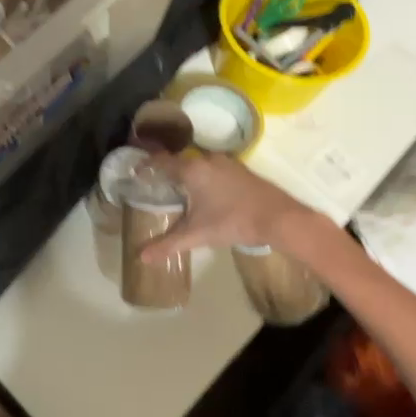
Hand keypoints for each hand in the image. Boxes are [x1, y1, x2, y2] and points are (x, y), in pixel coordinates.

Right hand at [138, 152, 348, 261]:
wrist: (279, 217)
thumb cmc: (233, 221)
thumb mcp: (198, 234)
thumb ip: (169, 244)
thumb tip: (141, 257)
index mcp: (192, 170)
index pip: (162, 161)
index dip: (147, 166)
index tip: (137, 173)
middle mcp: (206, 160)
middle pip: (180, 161)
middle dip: (167, 172)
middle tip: (156, 185)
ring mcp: (226, 163)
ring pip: (198, 164)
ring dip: (187, 174)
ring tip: (178, 190)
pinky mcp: (240, 169)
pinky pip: (214, 168)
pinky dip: (204, 177)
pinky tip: (206, 193)